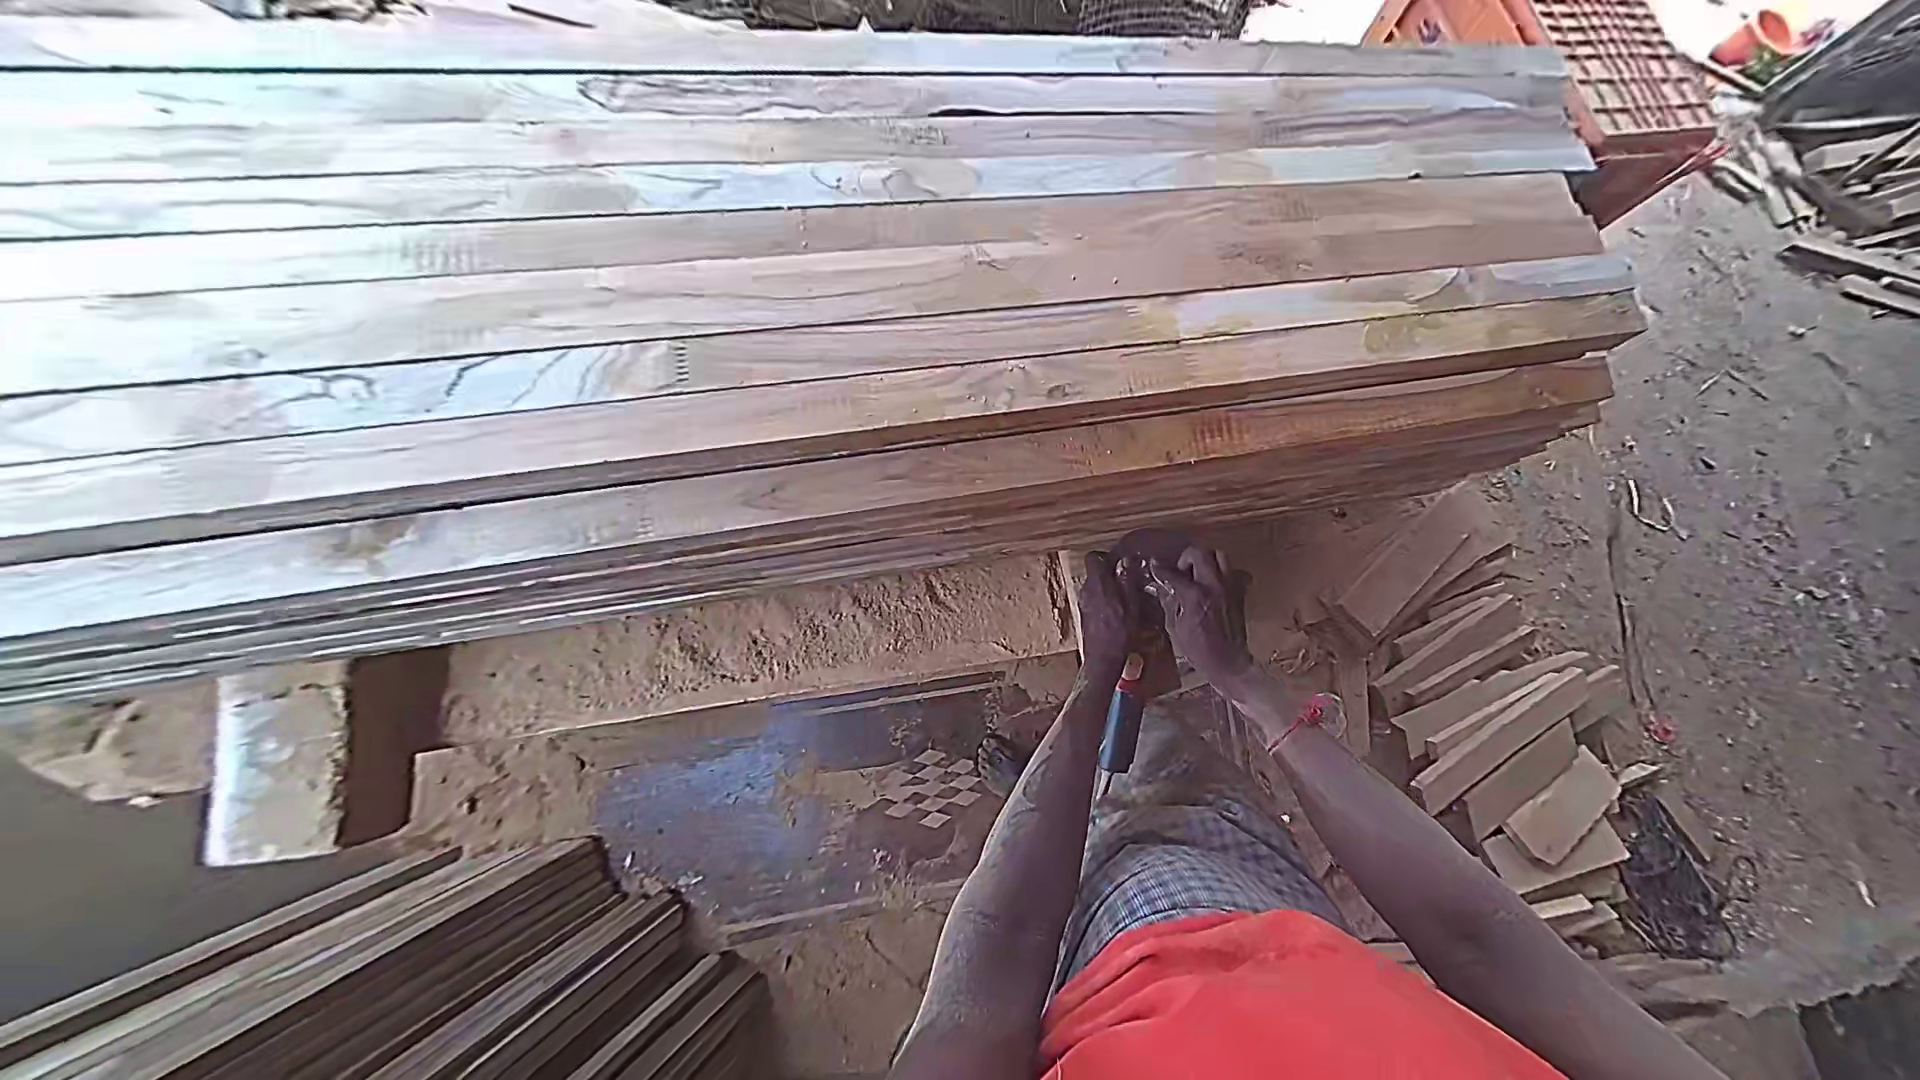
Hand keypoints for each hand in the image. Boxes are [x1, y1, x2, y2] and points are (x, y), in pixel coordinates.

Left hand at [1076, 550, 1134, 678]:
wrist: (1103, 659)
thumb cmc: (1119, 631)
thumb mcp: (1131, 604)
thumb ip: (1128, 580)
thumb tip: (1128, 560)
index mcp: (1096, 584)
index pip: (1093, 557)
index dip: (1105, 556)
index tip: (1120, 561)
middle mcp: (1085, 591)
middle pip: (1094, 572)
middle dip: (1110, 573)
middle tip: (1128, 579)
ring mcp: (1083, 603)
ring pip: (1095, 587)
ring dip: (1109, 588)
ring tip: (1126, 597)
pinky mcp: (1084, 615)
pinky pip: (1094, 600)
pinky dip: (1105, 600)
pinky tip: (1119, 612)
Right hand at [1146, 545, 1252, 687]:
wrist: (1228, 662)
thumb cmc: (1197, 649)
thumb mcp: (1175, 626)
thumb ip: (1170, 601)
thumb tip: (1163, 586)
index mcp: (1195, 596)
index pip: (1174, 574)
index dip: (1161, 570)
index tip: (1155, 567)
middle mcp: (1214, 586)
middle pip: (1201, 554)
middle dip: (1186, 559)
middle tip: (1180, 571)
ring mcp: (1230, 587)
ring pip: (1220, 556)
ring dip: (1206, 561)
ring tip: (1197, 574)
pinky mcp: (1239, 593)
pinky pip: (1232, 572)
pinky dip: (1221, 572)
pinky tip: (1212, 584)